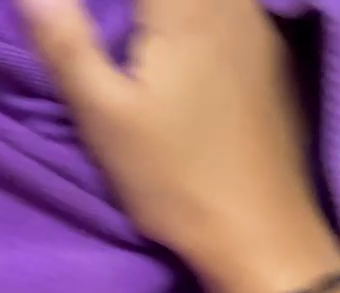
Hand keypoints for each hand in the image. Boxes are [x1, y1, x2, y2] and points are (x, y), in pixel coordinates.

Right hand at [17, 0, 339, 292]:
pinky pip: (230, 8)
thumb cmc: (170, 177)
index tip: (69, 17)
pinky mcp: (272, 49)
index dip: (97, 3)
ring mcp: (260, 21)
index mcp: (183, 6)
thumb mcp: (103, 118)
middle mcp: (229, 0)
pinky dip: (195, 17)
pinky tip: (177, 47)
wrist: (255, 225)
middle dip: (131, 10)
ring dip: (162, 13)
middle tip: (102, 26)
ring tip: (131, 35)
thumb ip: (67, 48)